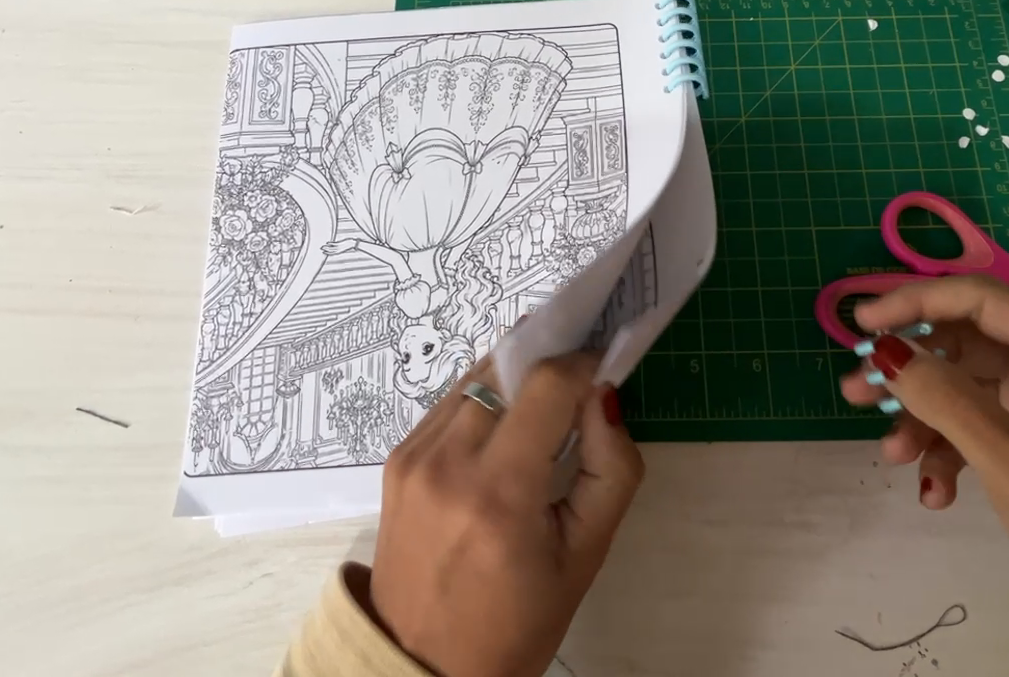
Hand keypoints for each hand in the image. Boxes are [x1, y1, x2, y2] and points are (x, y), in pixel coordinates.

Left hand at [366, 354, 641, 676]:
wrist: (421, 666)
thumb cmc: (517, 620)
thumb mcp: (586, 555)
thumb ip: (611, 468)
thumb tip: (602, 394)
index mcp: (499, 494)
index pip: (546, 383)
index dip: (581, 361)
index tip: (602, 365)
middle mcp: (447, 461)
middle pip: (508, 368)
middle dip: (548, 363)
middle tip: (576, 382)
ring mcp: (414, 455)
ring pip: (477, 377)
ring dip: (515, 377)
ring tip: (540, 407)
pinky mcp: (397, 457)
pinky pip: (451, 402)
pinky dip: (484, 400)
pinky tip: (501, 431)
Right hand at [841, 276, 1008, 664]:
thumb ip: (947, 399)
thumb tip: (884, 349)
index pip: (982, 301)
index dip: (917, 300)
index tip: (863, 322)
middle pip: (963, 344)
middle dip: (908, 367)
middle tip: (856, 389)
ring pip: (960, 388)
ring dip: (919, 416)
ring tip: (891, 454)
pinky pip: (971, 429)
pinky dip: (943, 452)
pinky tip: (934, 492)